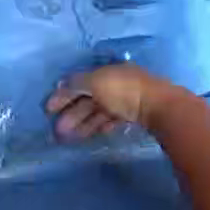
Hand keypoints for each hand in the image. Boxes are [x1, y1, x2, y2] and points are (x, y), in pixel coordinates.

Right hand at [45, 62, 183, 139]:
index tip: (48, 110)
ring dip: (83, 123)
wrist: (160, 106)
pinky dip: (100, 125)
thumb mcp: (96, 82)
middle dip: (72, 113)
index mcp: (106, 72)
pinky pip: (112, 119)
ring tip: (70, 138)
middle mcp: (115, 83)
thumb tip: (60, 85)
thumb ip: (76, 83)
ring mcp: (126, 99)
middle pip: (88, 98)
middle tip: (58, 131)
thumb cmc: (124, 91)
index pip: (79, 82)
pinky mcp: (135, 114)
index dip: (63, 95)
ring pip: (99, 111)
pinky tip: (93, 135)